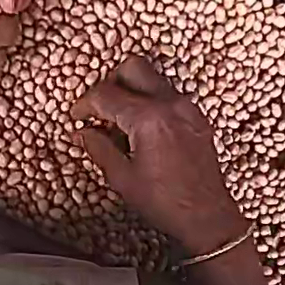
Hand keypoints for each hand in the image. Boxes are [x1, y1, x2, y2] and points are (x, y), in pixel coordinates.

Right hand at [69, 57, 247, 254]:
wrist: (207, 216)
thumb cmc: (166, 203)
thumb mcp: (123, 178)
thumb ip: (99, 149)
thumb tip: (83, 133)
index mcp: (148, 119)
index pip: (106, 95)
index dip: (85, 105)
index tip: (77, 117)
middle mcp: (170, 104)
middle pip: (132, 68)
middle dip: (110, 83)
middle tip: (99, 110)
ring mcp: (187, 108)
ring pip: (153, 79)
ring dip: (131, 92)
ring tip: (120, 124)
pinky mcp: (197, 118)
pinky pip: (168, 96)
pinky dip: (150, 103)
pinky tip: (142, 132)